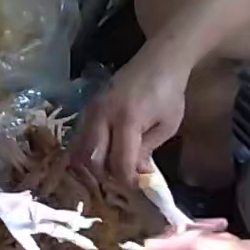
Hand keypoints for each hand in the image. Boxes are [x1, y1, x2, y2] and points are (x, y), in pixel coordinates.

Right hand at [78, 47, 191, 179]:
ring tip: (112, 171)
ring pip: (82, 150)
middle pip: (93, 159)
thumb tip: (136, 173)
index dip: (127, 181)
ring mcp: (92, 110)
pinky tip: (104, 157)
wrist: (158, 60)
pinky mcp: (89, 108)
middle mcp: (103, 115)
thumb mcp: (167, 126)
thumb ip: (148, 151)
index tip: (136, 188)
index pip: (119, 162)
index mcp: (127, 120)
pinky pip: (82, 138)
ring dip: (95, 166)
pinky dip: (90, 152)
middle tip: (121, 182)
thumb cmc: (168, 93)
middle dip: (106, 177)